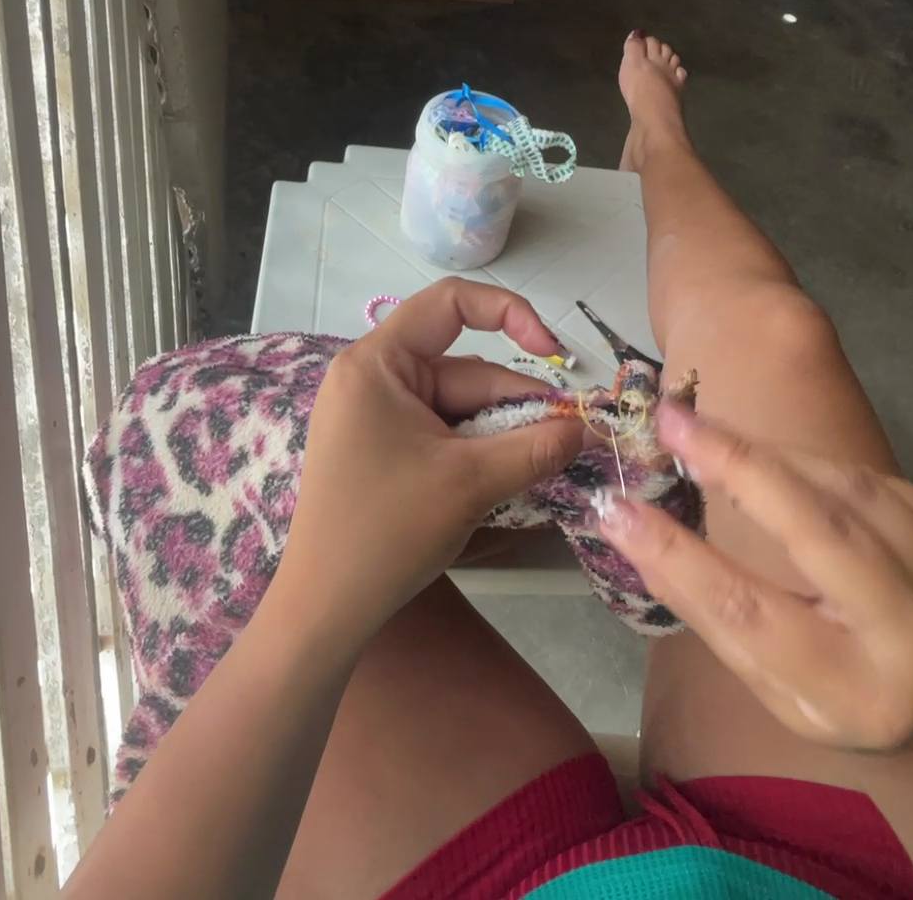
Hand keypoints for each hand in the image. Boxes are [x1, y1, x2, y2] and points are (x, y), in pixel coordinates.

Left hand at [276, 279, 586, 638]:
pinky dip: (476, 448)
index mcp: (378, 364)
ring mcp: (374, 415)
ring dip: (501, 430)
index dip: (511, 313)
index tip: (552, 351)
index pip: (451, 303)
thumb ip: (537, 446)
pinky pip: (441, 431)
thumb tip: (587, 428)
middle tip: (568, 437)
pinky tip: (505, 474)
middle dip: (516, 402)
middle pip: (463, 368)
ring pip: (458, 406)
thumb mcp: (472, 482)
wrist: (326, 608)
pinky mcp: (380, 447)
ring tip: (541, 462)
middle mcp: (372, 378)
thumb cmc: (388, 532)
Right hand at [596, 403, 912, 750]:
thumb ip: (694, 595)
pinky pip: (884, 484)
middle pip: (820, 534)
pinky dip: (822, 465)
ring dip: (775, 455)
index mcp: (855, 697)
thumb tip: (620, 517)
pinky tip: (785, 466)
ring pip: (854, 493)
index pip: (750, 613)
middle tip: (674, 421)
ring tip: (713, 436)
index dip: (678, 553)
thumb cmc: (818, 689)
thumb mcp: (751, 670)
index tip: (617, 505)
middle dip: (738, 464)